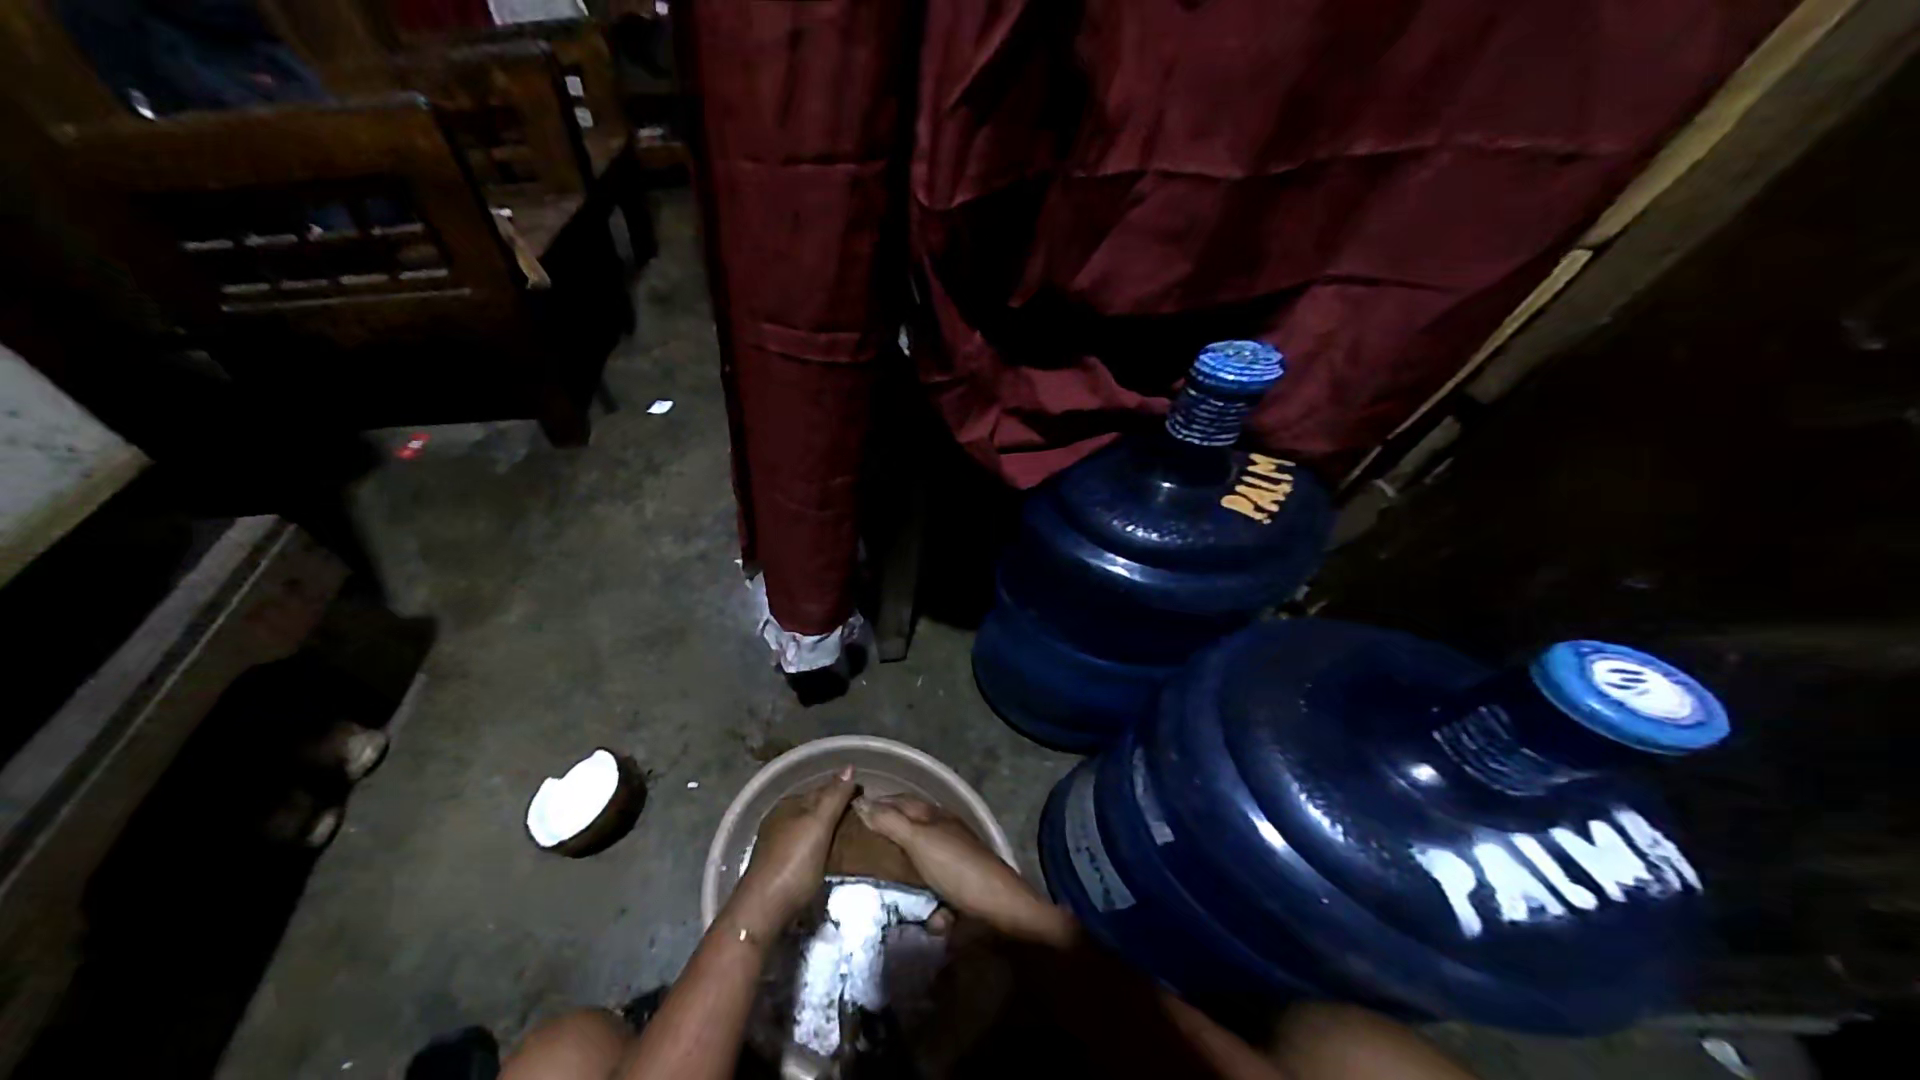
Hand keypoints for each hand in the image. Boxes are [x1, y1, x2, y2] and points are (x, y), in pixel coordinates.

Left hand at [725, 766, 858, 939]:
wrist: (762, 911)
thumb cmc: (793, 863)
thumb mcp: (818, 825)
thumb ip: (834, 796)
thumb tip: (849, 767)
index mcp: (789, 804)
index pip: (823, 789)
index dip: (846, 791)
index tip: (869, 800)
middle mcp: (781, 819)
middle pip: (816, 809)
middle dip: (839, 810)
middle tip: (868, 820)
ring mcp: (778, 844)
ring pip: (811, 829)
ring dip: (831, 830)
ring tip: (856, 837)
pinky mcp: (779, 866)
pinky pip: (807, 847)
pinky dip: (822, 846)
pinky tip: (833, 855)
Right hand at [853, 794, 1076, 946]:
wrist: (1001, 909)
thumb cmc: (957, 868)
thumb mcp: (920, 840)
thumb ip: (890, 822)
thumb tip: (860, 802)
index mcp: (935, 816)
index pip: (900, 801)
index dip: (877, 804)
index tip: (848, 813)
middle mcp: (943, 834)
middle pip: (908, 830)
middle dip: (884, 837)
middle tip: (852, 851)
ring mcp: (952, 863)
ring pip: (918, 862)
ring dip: (900, 871)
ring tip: (872, 882)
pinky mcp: (958, 891)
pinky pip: (932, 893)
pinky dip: (924, 901)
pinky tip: (915, 909)